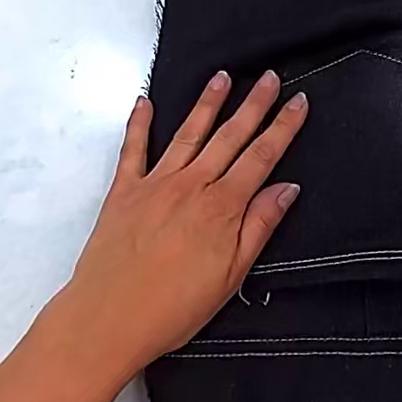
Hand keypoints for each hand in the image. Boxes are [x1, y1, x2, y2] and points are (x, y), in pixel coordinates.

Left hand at [42, 70, 308, 382]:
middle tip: (270, 78)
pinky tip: (144, 102)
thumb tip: (286, 189)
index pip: (262, 155)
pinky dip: (138, 124)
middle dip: (255, 103)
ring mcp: (155, 185)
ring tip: (223, 77)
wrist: (104, 324)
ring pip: (189, 133)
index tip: (297, 102)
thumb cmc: (170, 308)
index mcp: (221, 207)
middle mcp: (191, 187)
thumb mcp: (231, 275)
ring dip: (208, 103)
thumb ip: (260, 225)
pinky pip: (133, 150)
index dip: (284, 126)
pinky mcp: (123, 193)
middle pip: (231, 136)